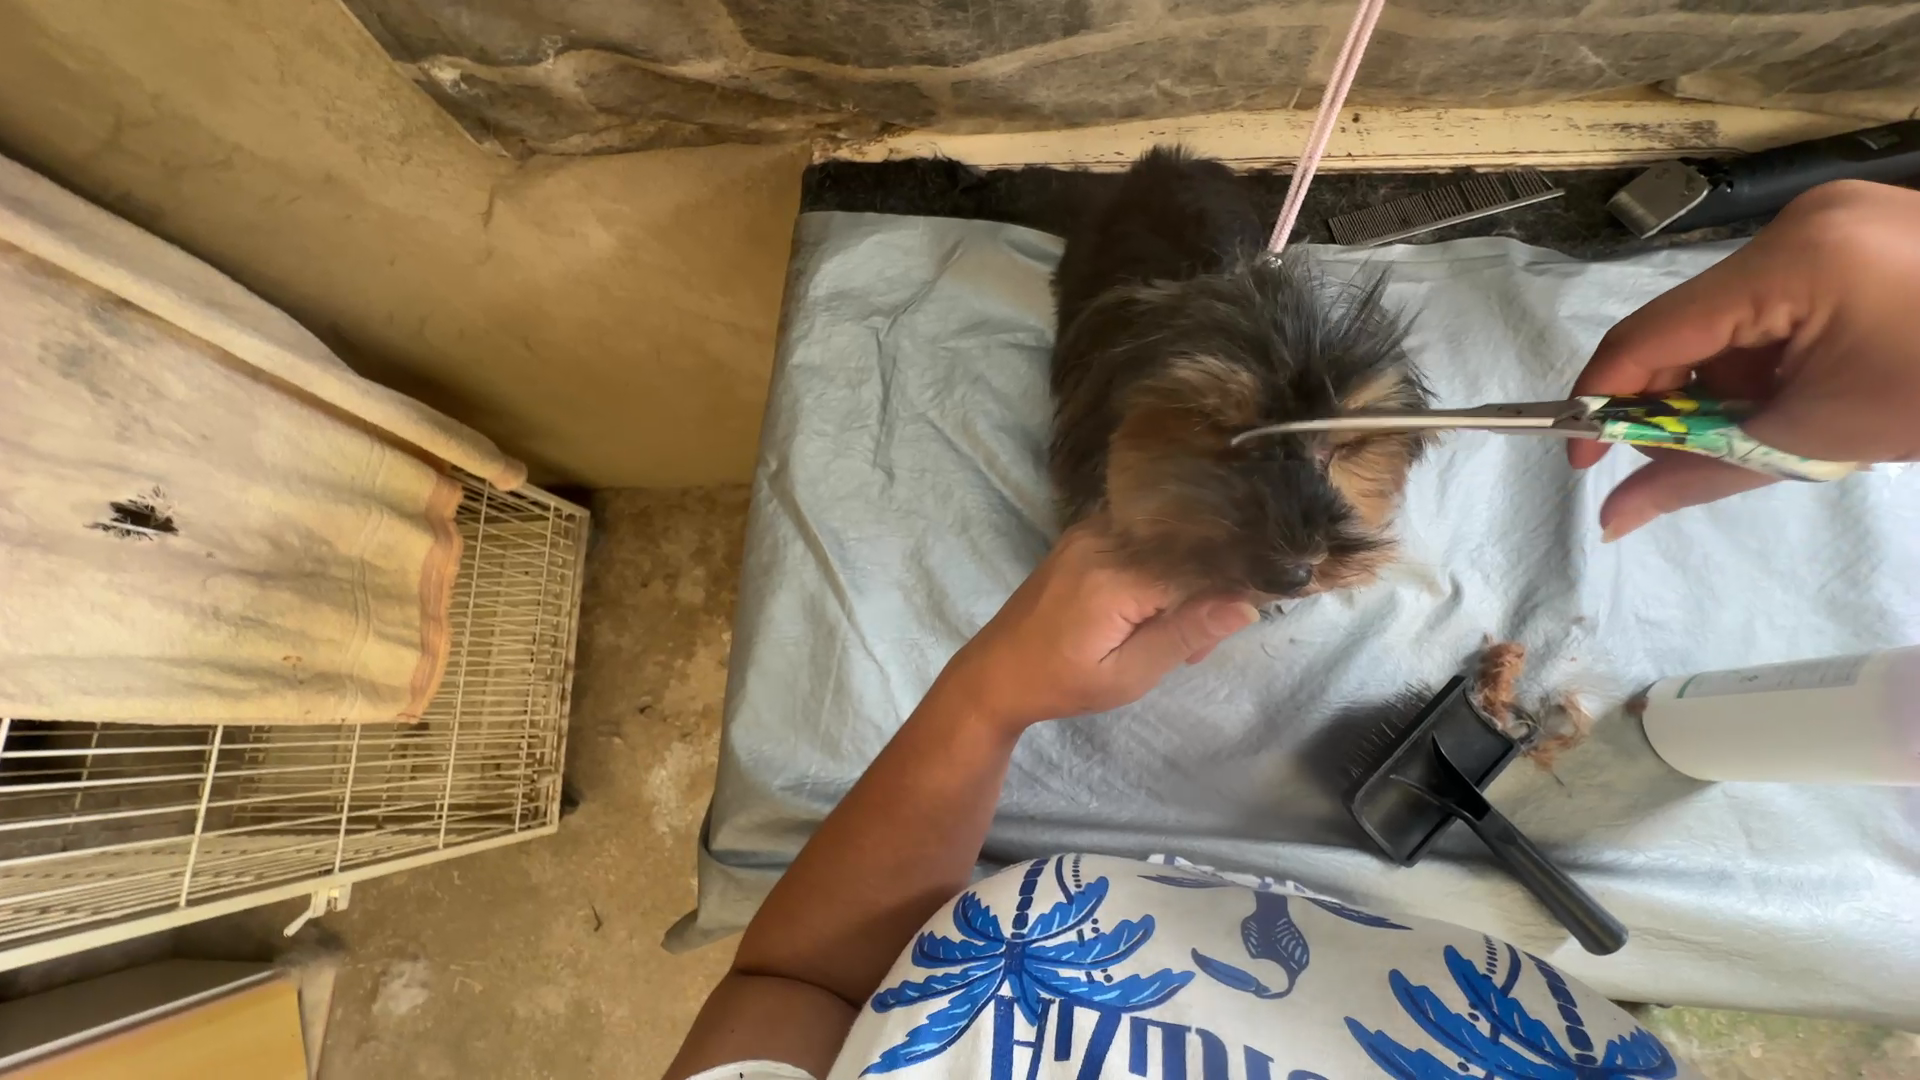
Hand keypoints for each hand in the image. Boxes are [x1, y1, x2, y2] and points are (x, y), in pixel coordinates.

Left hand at [934, 521, 1259, 729]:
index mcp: (1113, 575)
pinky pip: (1139, 540)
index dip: (1229, 587)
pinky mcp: (1082, 536)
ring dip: (1181, 582)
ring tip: (1170, 634)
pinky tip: (1151, 610)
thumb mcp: (1127, 675)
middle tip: (1196, 645)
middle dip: (1206, 589)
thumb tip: (1246, 603)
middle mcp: (1102, 539)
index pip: (1198, 563)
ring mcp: (1088, 532)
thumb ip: (1184, 634)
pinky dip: (1157, 571)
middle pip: (1184, 546)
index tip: (1242, 617)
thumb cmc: (1059, 683)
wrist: (994, 672)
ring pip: (1164, 542)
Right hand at [1569, 180, 1919, 538]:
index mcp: (1788, 263)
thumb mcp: (1819, 437)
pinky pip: (1760, 303)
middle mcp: (1796, 225)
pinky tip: (1791, 385)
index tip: (1585, 459)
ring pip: (1716, 319)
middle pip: (1678, 327)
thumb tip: (1608, 522)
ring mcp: (1829, 221)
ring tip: (1763, 417)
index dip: (1599, 403)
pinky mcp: (1852, 230)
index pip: (1644, 338)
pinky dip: (1756, 356)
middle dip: (1667, 398)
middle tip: (1684, 449)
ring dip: (1714, 381)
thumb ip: (1696, 474)